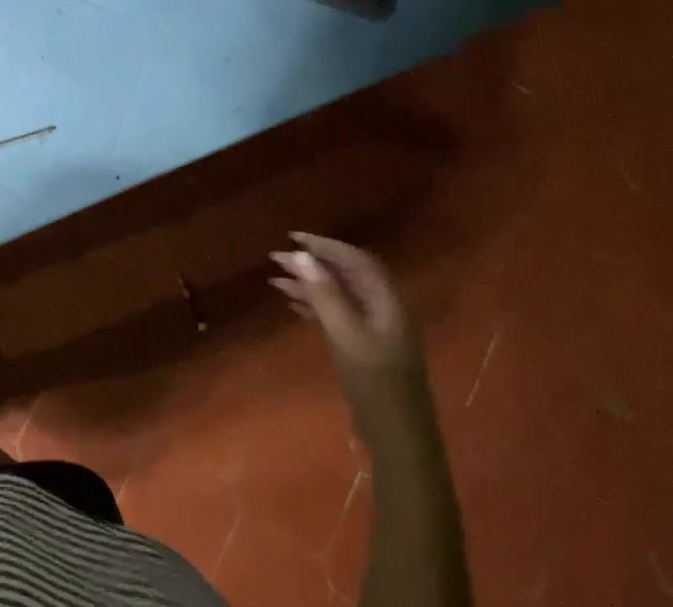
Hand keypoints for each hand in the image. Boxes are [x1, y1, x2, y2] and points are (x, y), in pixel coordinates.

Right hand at [270, 232, 427, 432]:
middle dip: (314, 263)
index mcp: (387, 302)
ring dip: (310, 284)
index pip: (356, 260)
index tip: (293, 238)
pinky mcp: (362, 347)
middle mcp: (382, 310)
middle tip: (277, 257)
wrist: (397, 434)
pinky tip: (292, 303)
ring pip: (339, 296)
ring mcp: (373, 330)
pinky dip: (314, 305)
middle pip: (347, 275)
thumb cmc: (375, 383)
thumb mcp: (346, 335)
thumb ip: (325, 295)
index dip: (326, 245)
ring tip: (276, 278)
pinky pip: (336, 315)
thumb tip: (301, 256)